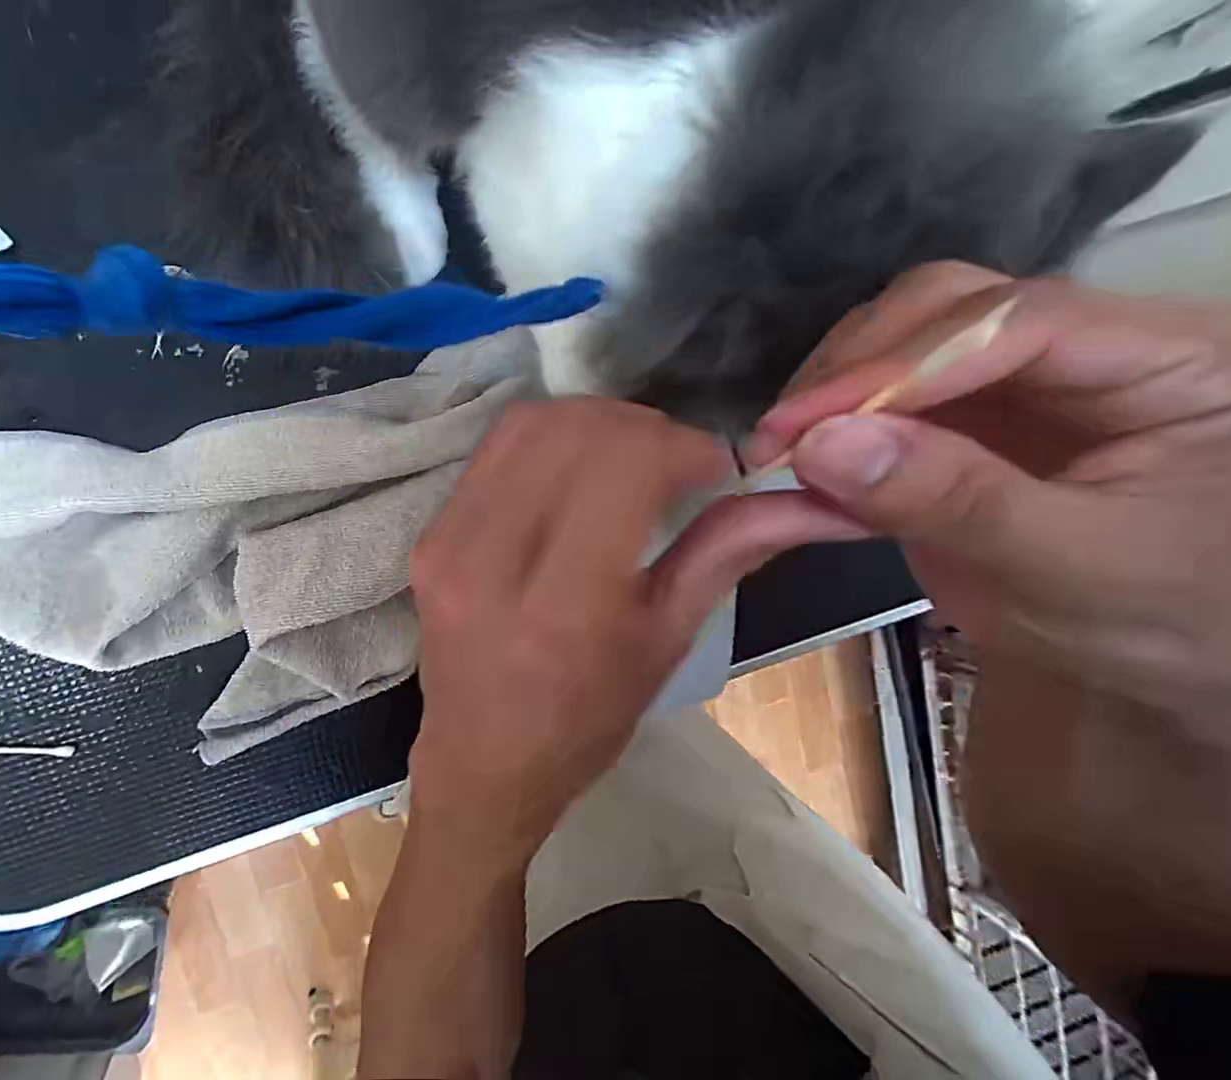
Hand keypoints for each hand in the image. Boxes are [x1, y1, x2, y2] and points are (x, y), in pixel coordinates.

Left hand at [408, 399, 863, 863]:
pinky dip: (552, 437)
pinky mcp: (429, 534)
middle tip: (678, 463)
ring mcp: (448, 541)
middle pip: (577, 431)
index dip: (685, 446)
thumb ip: (726, 554)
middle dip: (646, 428)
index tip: (714, 469)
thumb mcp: (666, 643)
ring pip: (532, 424)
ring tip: (633, 458)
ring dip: (598, 421)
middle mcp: (495, 558)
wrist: (483, 762)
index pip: (626, 464)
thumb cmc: (587, 721)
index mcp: (566, 602)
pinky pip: (497, 447)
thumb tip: (800, 498)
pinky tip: (579, 469)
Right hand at [743, 262, 1230, 746]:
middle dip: (858, 371)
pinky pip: (896, 401)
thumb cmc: (1162, 635)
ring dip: (839, 395)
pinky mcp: (983, 416)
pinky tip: (807, 469)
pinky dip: (844, 433)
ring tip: (784, 457)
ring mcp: (1037, 376)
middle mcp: (1108, 342)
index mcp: (1193, 360)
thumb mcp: (1069, 573)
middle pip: (958, 309)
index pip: (1024, 321)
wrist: (1155, 685)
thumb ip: (952, 498)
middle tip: (779, 439)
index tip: (801, 423)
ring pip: (912, 342)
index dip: (900, 365)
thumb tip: (819, 442)